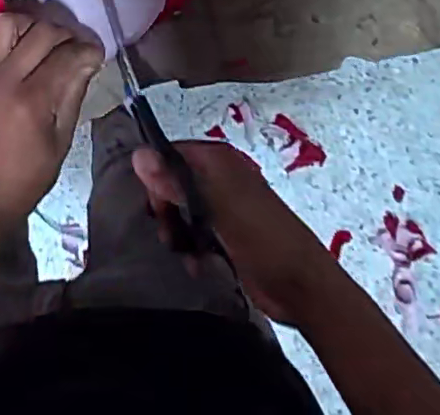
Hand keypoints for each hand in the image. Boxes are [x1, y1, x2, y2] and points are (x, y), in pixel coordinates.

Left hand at [0, 12, 103, 227]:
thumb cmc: (28, 174)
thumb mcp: (62, 139)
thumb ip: (73, 93)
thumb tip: (87, 61)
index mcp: (32, 100)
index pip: (68, 55)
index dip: (89, 51)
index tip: (96, 55)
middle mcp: (5, 80)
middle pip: (42, 32)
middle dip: (66, 35)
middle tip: (73, 51)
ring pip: (6, 23)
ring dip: (28, 26)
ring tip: (39, 43)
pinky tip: (6, 51)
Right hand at [133, 140, 342, 327]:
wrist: (300, 285)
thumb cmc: (263, 237)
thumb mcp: (218, 207)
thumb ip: (178, 182)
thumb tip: (139, 155)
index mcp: (219, 160)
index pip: (171, 154)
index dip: (157, 177)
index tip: (155, 207)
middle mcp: (219, 178)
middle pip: (173, 184)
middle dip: (167, 210)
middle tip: (170, 235)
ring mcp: (222, 207)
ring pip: (181, 212)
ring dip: (178, 234)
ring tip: (187, 254)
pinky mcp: (224, 235)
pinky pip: (194, 235)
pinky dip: (192, 249)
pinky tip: (198, 264)